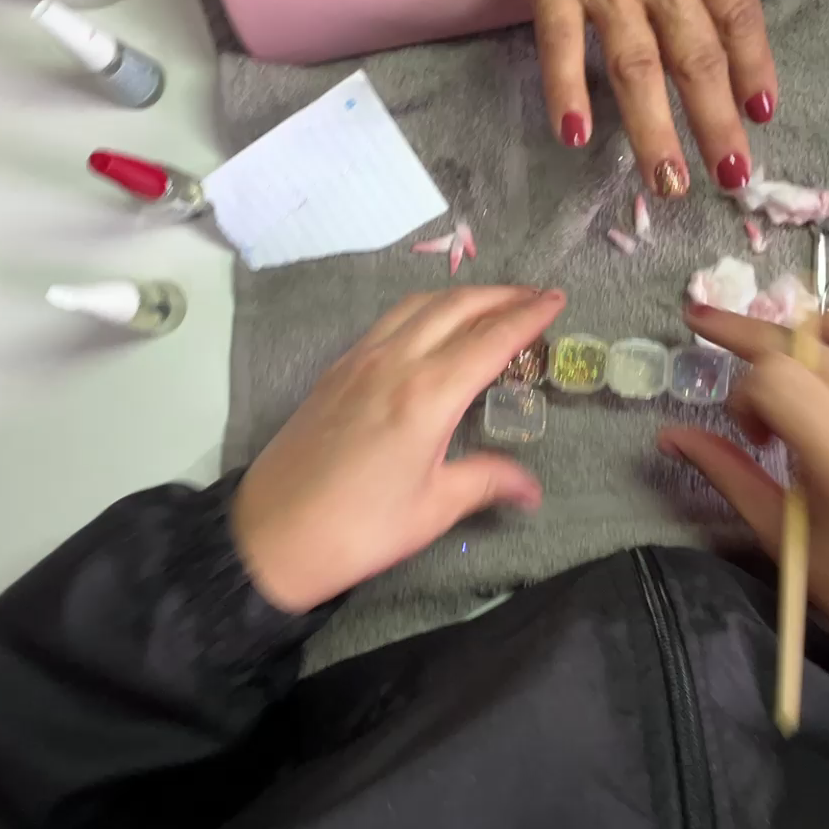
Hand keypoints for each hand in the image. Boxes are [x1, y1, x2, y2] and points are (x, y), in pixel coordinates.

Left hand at [232, 287, 566, 612]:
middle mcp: (396, 361)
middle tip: (534, 296)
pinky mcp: (338, 368)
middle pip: (457, 307)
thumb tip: (533, 489)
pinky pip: (390, 320)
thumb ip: (486, 482)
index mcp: (428, 394)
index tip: (557, 300)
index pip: (491, 339)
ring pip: (419, 305)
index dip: (528, 316)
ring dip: (461, 296)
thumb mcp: (432, 509)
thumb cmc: (358, 528)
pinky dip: (423, 309)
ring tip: (490, 304)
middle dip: (501, 295)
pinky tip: (431, 325)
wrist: (271, 533)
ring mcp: (361, 358)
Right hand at [661, 306, 828, 709]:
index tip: (748, 433)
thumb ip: (726, 472)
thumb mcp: (784, 538)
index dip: (742, 393)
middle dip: (747, 337)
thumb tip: (668, 435)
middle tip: (703, 326)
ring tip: (781, 355)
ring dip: (807, 330)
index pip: (778, 378)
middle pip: (807, 346)